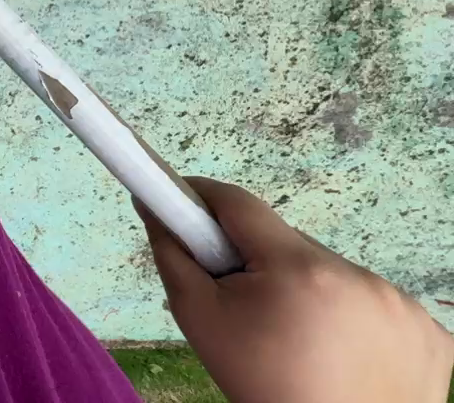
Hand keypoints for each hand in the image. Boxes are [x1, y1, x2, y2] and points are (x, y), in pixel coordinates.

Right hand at [146, 178, 452, 402]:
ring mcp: (407, 308)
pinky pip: (366, 297)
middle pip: (283, 239)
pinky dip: (341, 307)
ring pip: (324, 267)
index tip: (177, 203)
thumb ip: (170, 249)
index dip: (201, 196)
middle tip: (232, 290)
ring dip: (298, 280)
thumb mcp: (194, 311)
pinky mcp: (435, 334)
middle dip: (251, 253)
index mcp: (301, 270)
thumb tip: (150, 202)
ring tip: (287, 326)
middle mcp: (361, 279)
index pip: (239, 203)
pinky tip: (331, 342)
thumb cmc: (259, 379)